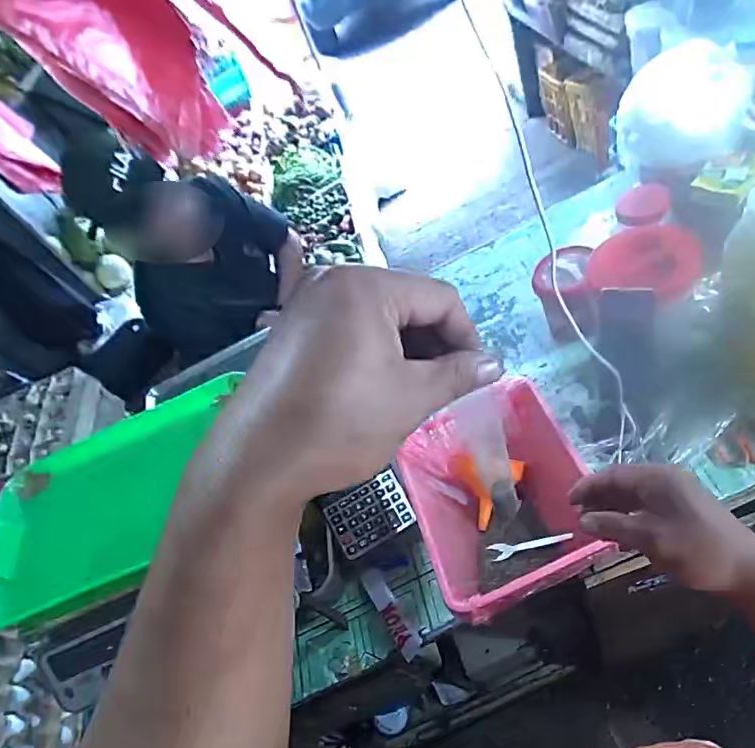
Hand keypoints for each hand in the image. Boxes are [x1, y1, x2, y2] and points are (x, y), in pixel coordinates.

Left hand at [223, 266, 499, 504]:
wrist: (260, 460)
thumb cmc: (342, 424)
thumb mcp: (411, 398)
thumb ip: (458, 374)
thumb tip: (495, 364)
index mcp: (366, 287)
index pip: (441, 298)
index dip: (468, 337)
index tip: (477, 377)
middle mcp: (334, 280)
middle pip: (411, 303)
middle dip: (438, 345)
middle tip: (450, 388)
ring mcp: (309, 303)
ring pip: (383, 318)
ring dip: (411, 352)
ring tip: (420, 393)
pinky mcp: (296, 329)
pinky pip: (354, 329)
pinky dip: (380, 354)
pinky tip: (385, 389)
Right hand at [570, 465, 754, 593]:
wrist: (746, 569)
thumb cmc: (697, 551)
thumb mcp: (650, 539)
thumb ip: (614, 526)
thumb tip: (582, 520)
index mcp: (659, 479)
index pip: (614, 474)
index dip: (588, 487)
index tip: (567, 503)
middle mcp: (667, 481)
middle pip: (623, 483)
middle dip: (598, 498)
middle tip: (577, 518)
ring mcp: (677, 495)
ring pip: (635, 497)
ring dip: (613, 510)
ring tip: (592, 528)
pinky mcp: (684, 512)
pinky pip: (648, 509)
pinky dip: (629, 519)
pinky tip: (620, 536)